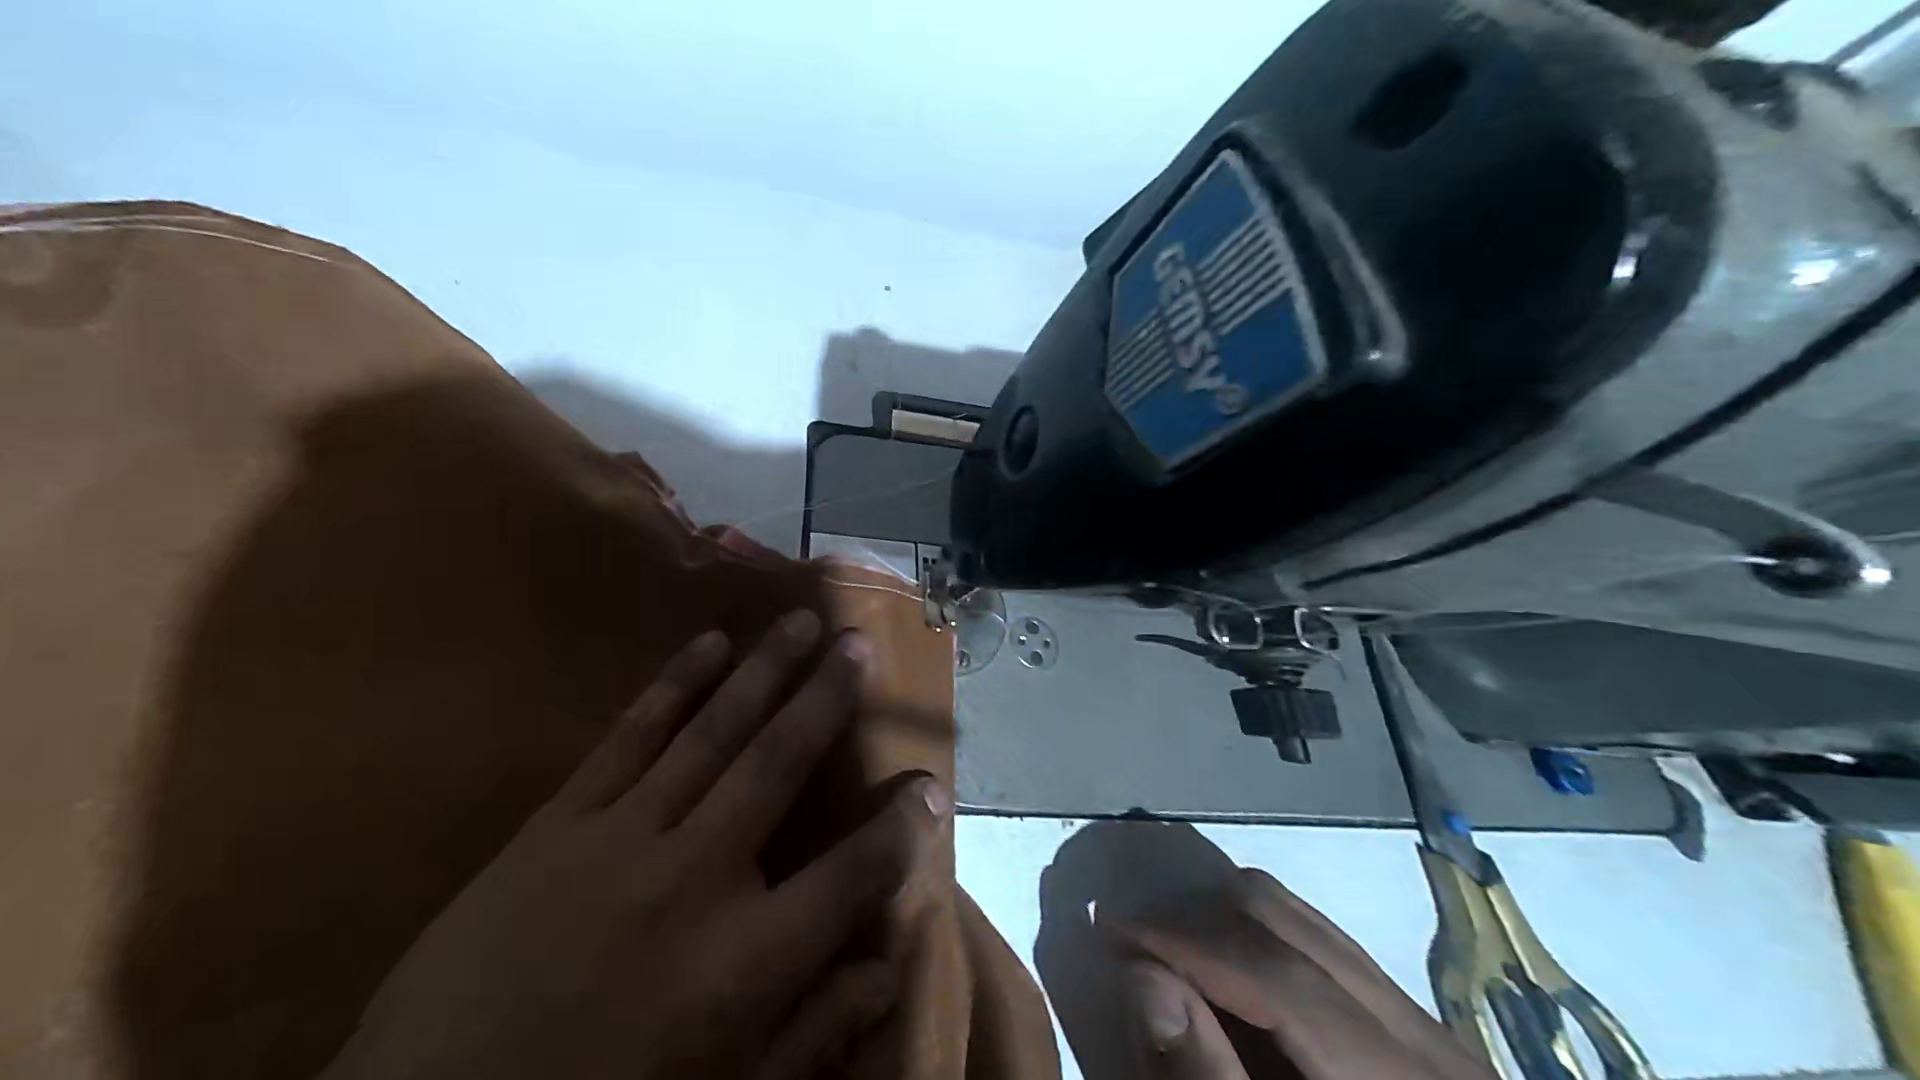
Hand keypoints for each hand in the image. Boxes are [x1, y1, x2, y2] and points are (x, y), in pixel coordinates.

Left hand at [320, 612, 952, 1079]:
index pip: (853, 875)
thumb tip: (891, 968)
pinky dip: (675, 686)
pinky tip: (710, 645)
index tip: (931, 786)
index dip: (902, 828)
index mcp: (744, 958)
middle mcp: (696, 876)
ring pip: (714, 732)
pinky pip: (632, 736)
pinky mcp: (560, 821)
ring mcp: (623, 836)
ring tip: (803, 622)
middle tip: (860, 646)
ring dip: (765, 670)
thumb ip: (815, 1030)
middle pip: (779, 765)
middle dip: (828, 700)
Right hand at [1102, 868, 1495, 1079]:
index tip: (1111, 932)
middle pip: (1281, 920)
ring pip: (1294, 915)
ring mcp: (1424, 1022)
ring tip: (1164, 952)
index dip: (1185, 941)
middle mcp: (1429, 1039)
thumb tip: (1140, 973)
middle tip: (1130, 945)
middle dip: (1191, 920)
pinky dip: (1249, 936)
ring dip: (1215, 920)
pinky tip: (1216, 971)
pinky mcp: (1409, 1020)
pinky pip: (1312, 936)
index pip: (1278, 973)